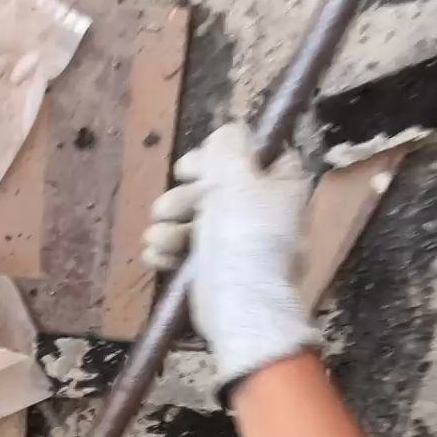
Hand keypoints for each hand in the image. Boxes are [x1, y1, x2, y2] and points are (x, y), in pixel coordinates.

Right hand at [144, 122, 318, 388]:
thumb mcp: (238, 178)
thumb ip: (229, 147)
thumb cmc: (244, 237)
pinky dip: (168, 253)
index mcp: (280, 184)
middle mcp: (262, 211)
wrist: (238, 305)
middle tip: (168, 210)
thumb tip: (228, 131)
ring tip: (159, 240)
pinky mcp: (215, 270)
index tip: (188, 168)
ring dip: (169, 228)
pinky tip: (156, 257)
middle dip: (183, 198)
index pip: (249, 155)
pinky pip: (186, 252)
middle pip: (213, 188)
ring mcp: (237, 243)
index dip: (215, 157)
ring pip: (193, 221)